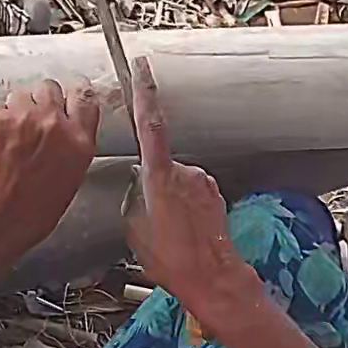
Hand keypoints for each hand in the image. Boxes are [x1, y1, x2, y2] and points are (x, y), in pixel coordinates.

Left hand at [0, 79, 100, 257]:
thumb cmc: (26, 217)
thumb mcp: (69, 183)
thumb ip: (72, 148)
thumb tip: (67, 133)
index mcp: (79, 143)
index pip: (86, 96)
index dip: (76, 94)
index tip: (70, 96)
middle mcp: (53, 125)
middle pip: (51, 88)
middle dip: (43, 102)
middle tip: (34, 122)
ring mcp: (21, 118)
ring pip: (22, 94)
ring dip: (18, 109)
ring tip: (12, 137)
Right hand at [124, 57, 259, 319]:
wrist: (212, 279)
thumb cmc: (173, 260)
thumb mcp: (134, 229)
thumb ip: (133, 199)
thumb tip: (137, 188)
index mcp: (160, 177)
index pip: (151, 126)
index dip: (145, 94)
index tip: (142, 69)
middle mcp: (185, 173)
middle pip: (160, 163)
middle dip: (152, 184)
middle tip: (151, 218)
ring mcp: (203, 182)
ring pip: (176, 179)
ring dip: (168, 197)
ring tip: (169, 231)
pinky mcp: (215, 193)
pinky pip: (191, 191)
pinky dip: (183, 205)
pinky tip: (182, 231)